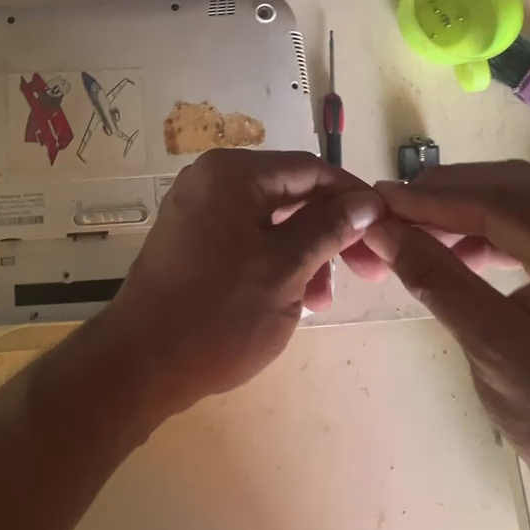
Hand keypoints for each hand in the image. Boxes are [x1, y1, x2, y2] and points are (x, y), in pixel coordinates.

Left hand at [87, 149, 379, 416]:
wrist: (142, 360)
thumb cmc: (219, 313)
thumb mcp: (286, 269)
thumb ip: (328, 228)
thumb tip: (366, 200)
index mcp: (232, 174)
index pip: (309, 169)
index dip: (353, 198)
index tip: (387, 232)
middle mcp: (210, 179)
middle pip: (289, 192)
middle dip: (330, 231)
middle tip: (368, 273)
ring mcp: (196, 208)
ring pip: (270, 219)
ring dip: (305, 252)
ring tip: (322, 301)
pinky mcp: (190, 238)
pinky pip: (245, 236)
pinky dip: (273, 260)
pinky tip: (293, 299)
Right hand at [354, 161, 529, 518]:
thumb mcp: (493, 349)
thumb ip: (435, 278)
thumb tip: (379, 228)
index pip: (502, 204)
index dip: (431, 198)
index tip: (377, 198)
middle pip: (521, 189)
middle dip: (450, 193)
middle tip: (394, 207)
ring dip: (471, 210)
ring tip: (419, 228)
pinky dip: (496, 234)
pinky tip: (463, 253)